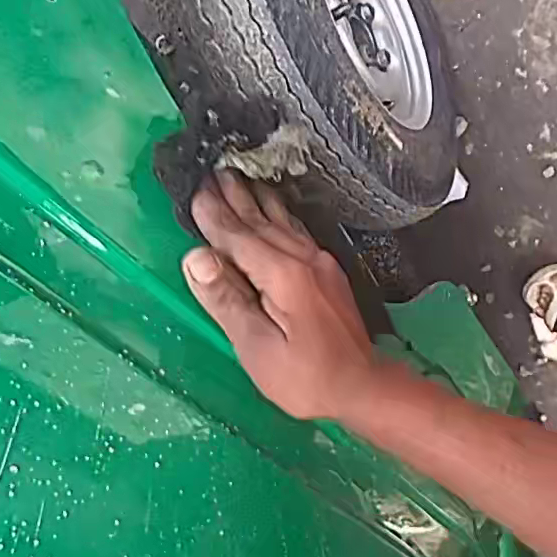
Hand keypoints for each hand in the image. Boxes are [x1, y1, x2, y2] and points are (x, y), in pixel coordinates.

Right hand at [183, 171, 385, 420]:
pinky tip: (277, 209)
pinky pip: (299, 233)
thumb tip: (196, 256)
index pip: (238, 238)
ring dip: (258, 201)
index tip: (194, 191)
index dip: (213, 216)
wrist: (362, 387)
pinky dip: (281, 216)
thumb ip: (227, 300)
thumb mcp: (258, 348)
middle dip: (235, 198)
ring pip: (283, 223)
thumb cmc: (305, 378)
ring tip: (240, 178)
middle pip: (261, 223)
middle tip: (213, 170)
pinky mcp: (329, 273)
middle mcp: (304, 260)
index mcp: (283, 276)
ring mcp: (321, 264)